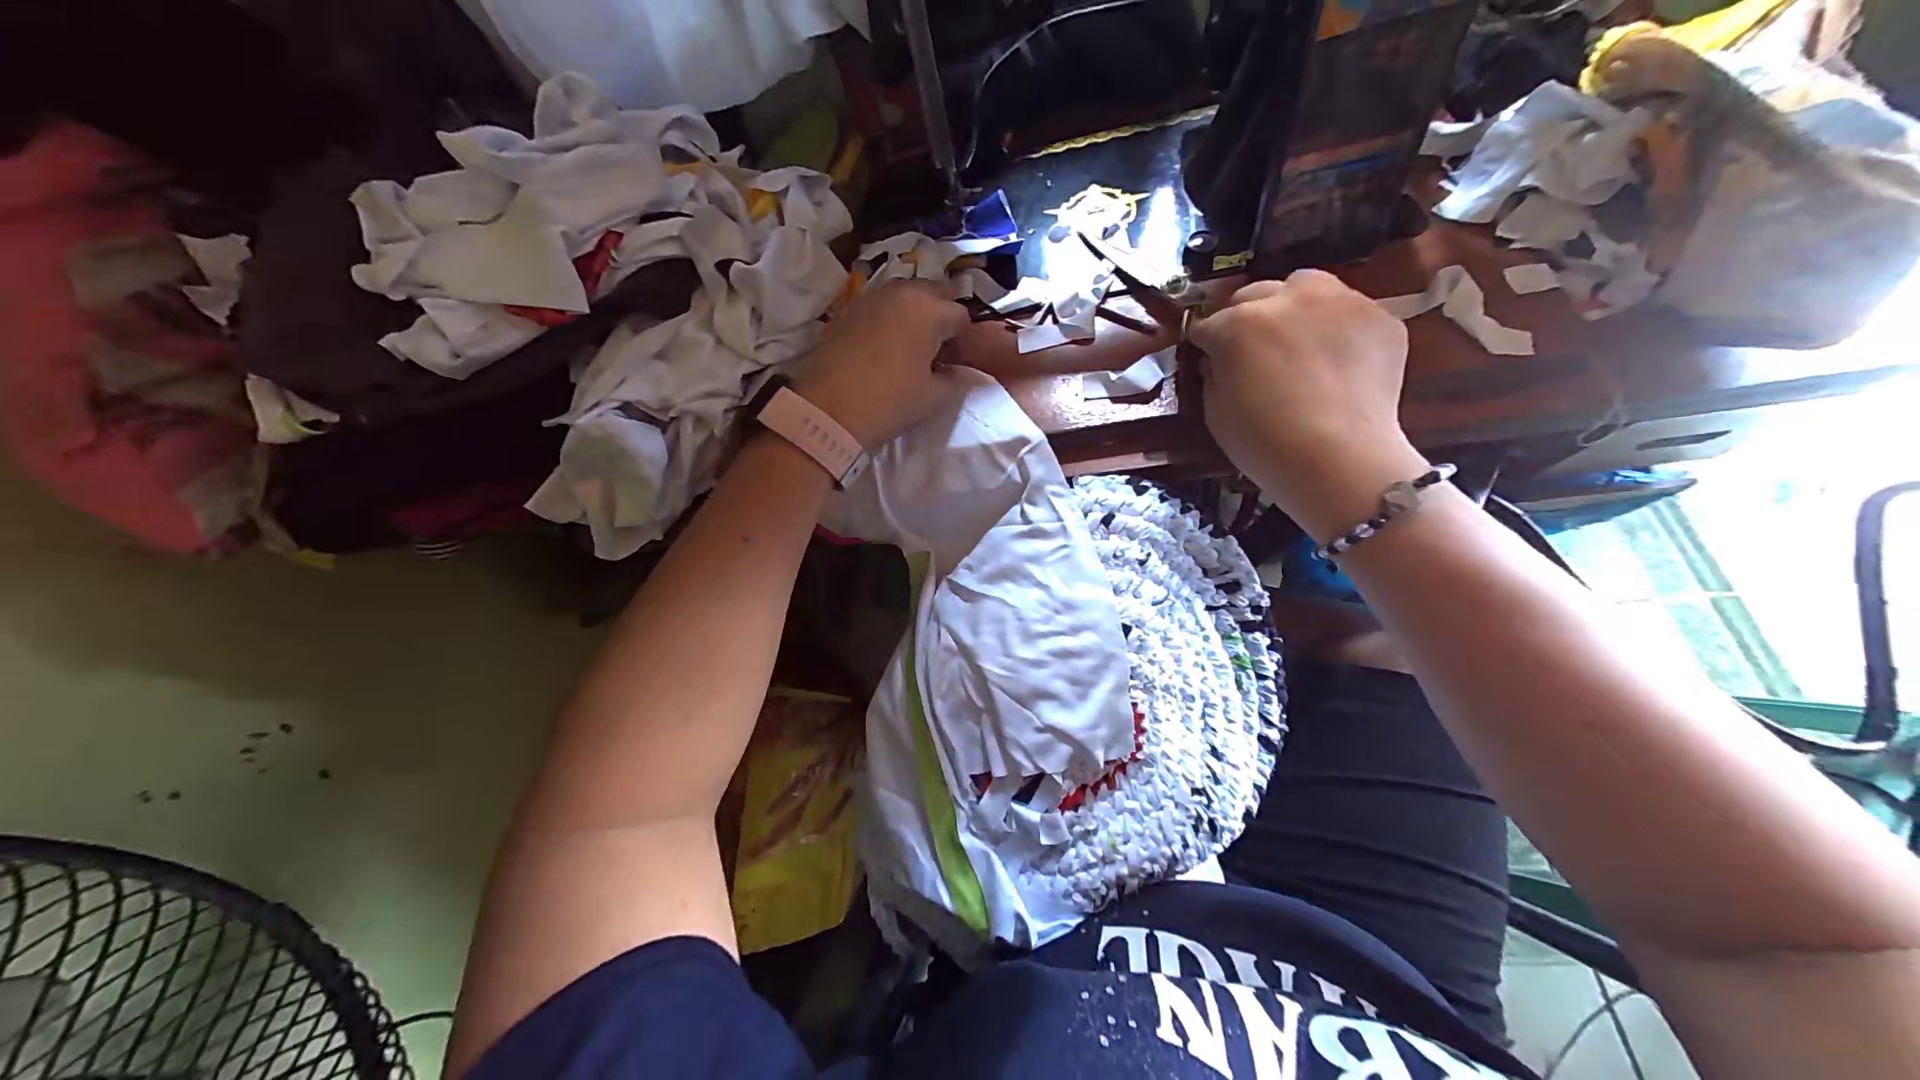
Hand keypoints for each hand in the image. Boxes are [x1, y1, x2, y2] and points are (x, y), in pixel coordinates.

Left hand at [791, 280, 968, 449]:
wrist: (827, 411)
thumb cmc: (889, 401)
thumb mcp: (933, 397)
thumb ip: (956, 380)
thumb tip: (962, 371)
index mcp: (929, 309)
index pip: (960, 315)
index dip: (963, 339)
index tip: (957, 361)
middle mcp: (902, 292)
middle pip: (933, 293)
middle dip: (941, 315)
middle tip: (938, 349)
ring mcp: (871, 297)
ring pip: (905, 295)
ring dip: (915, 313)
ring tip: (913, 346)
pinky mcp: (849, 310)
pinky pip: (881, 306)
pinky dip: (891, 318)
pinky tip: (887, 346)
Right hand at [1188, 270, 1429, 539]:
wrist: (1338, 459)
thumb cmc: (1264, 443)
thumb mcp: (1216, 412)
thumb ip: (1213, 375)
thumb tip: (1218, 361)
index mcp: (1236, 323)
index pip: (1207, 324)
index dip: (1205, 345)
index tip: (1208, 361)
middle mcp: (1285, 298)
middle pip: (1254, 294)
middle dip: (1246, 317)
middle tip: (1251, 351)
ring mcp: (1338, 301)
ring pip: (1305, 285)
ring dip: (1292, 306)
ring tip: (1297, 341)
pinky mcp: (1379, 316)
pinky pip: (1348, 310)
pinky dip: (1336, 327)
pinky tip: (1336, 361)